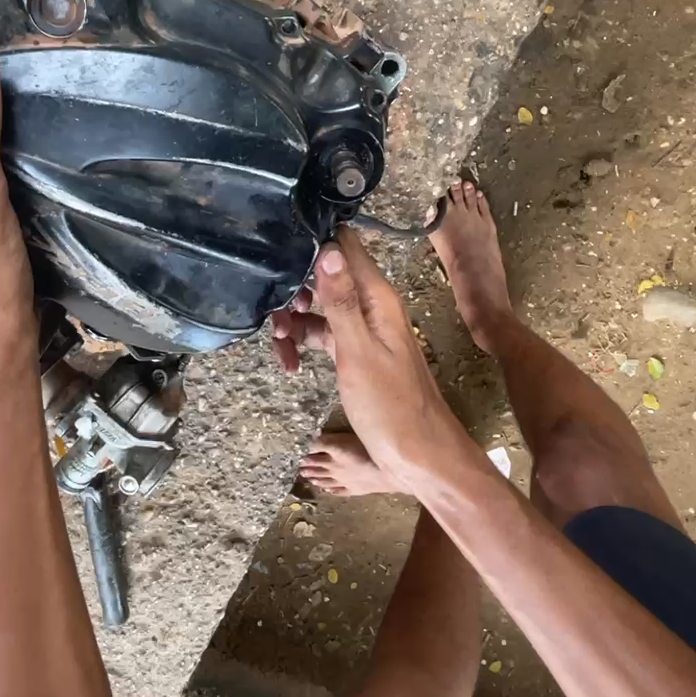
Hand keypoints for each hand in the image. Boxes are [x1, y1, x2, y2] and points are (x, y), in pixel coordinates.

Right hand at [271, 228, 479, 482]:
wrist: (418, 455)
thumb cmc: (391, 405)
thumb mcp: (358, 352)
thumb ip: (341, 301)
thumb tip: (327, 248)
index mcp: (377, 296)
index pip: (345, 245)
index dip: (313, 241)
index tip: (280, 249)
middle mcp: (370, 304)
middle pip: (325, 275)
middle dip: (295, 288)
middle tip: (277, 314)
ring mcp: (361, 327)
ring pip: (318, 306)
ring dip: (294, 320)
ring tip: (281, 346)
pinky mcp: (352, 350)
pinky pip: (322, 333)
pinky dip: (303, 342)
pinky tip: (289, 364)